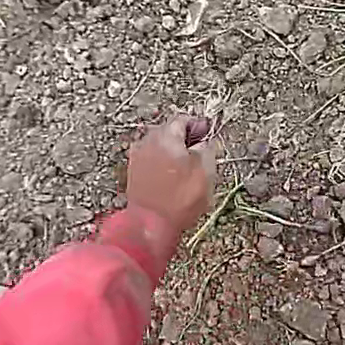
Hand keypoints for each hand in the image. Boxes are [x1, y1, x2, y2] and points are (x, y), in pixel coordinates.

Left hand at [125, 116, 216, 233]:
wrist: (150, 225)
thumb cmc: (180, 197)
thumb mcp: (206, 169)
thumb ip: (208, 148)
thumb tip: (207, 140)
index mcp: (165, 136)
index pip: (183, 119)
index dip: (200, 125)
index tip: (211, 135)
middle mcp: (147, 142)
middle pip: (169, 131)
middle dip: (187, 138)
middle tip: (203, 151)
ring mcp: (138, 158)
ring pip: (161, 146)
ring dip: (175, 152)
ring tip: (190, 167)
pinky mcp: (134, 174)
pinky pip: (153, 160)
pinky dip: (165, 163)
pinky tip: (175, 177)